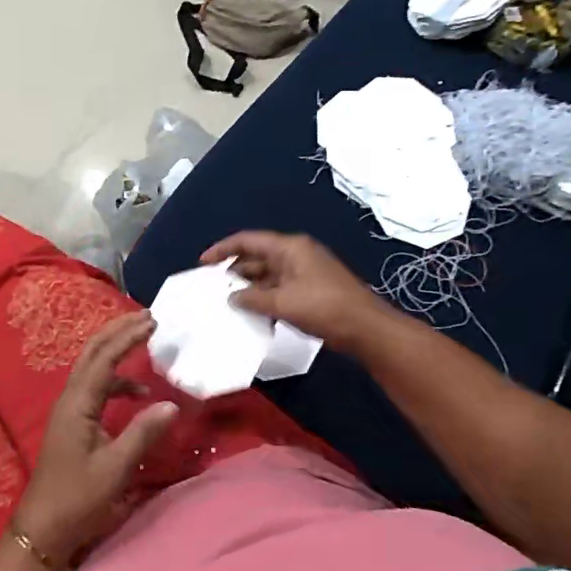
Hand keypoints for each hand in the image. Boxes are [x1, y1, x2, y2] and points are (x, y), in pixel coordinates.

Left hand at [14, 311, 178, 565]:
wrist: (43, 528)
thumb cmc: (78, 498)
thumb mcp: (115, 468)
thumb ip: (143, 433)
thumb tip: (170, 403)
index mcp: (78, 403)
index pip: (104, 358)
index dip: (128, 337)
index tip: (152, 321)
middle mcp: (70, 398)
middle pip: (92, 352)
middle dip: (118, 331)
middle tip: (147, 317)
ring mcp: (69, 409)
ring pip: (92, 367)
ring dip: (116, 351)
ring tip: (144, 342)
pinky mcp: (73, 422)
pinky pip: (95, 388)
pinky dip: (116, 380)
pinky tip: (137, 393)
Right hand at [202, 231, 389, 350]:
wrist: (367, 329)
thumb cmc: (324, 308)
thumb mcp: (282, 303)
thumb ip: (252, 299)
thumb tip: (232, 298)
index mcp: (290, 248)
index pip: (248, 240)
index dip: (223, 249)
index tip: (203, 263)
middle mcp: (296, 255)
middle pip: (257, 257)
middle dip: (234, 271)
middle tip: (212, 287)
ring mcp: (304, 273)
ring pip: (267, 275)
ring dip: (248, 287)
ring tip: (227, 302)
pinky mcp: (310, 291)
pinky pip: (278, 289)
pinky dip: (263, 298)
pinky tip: (251, 312)